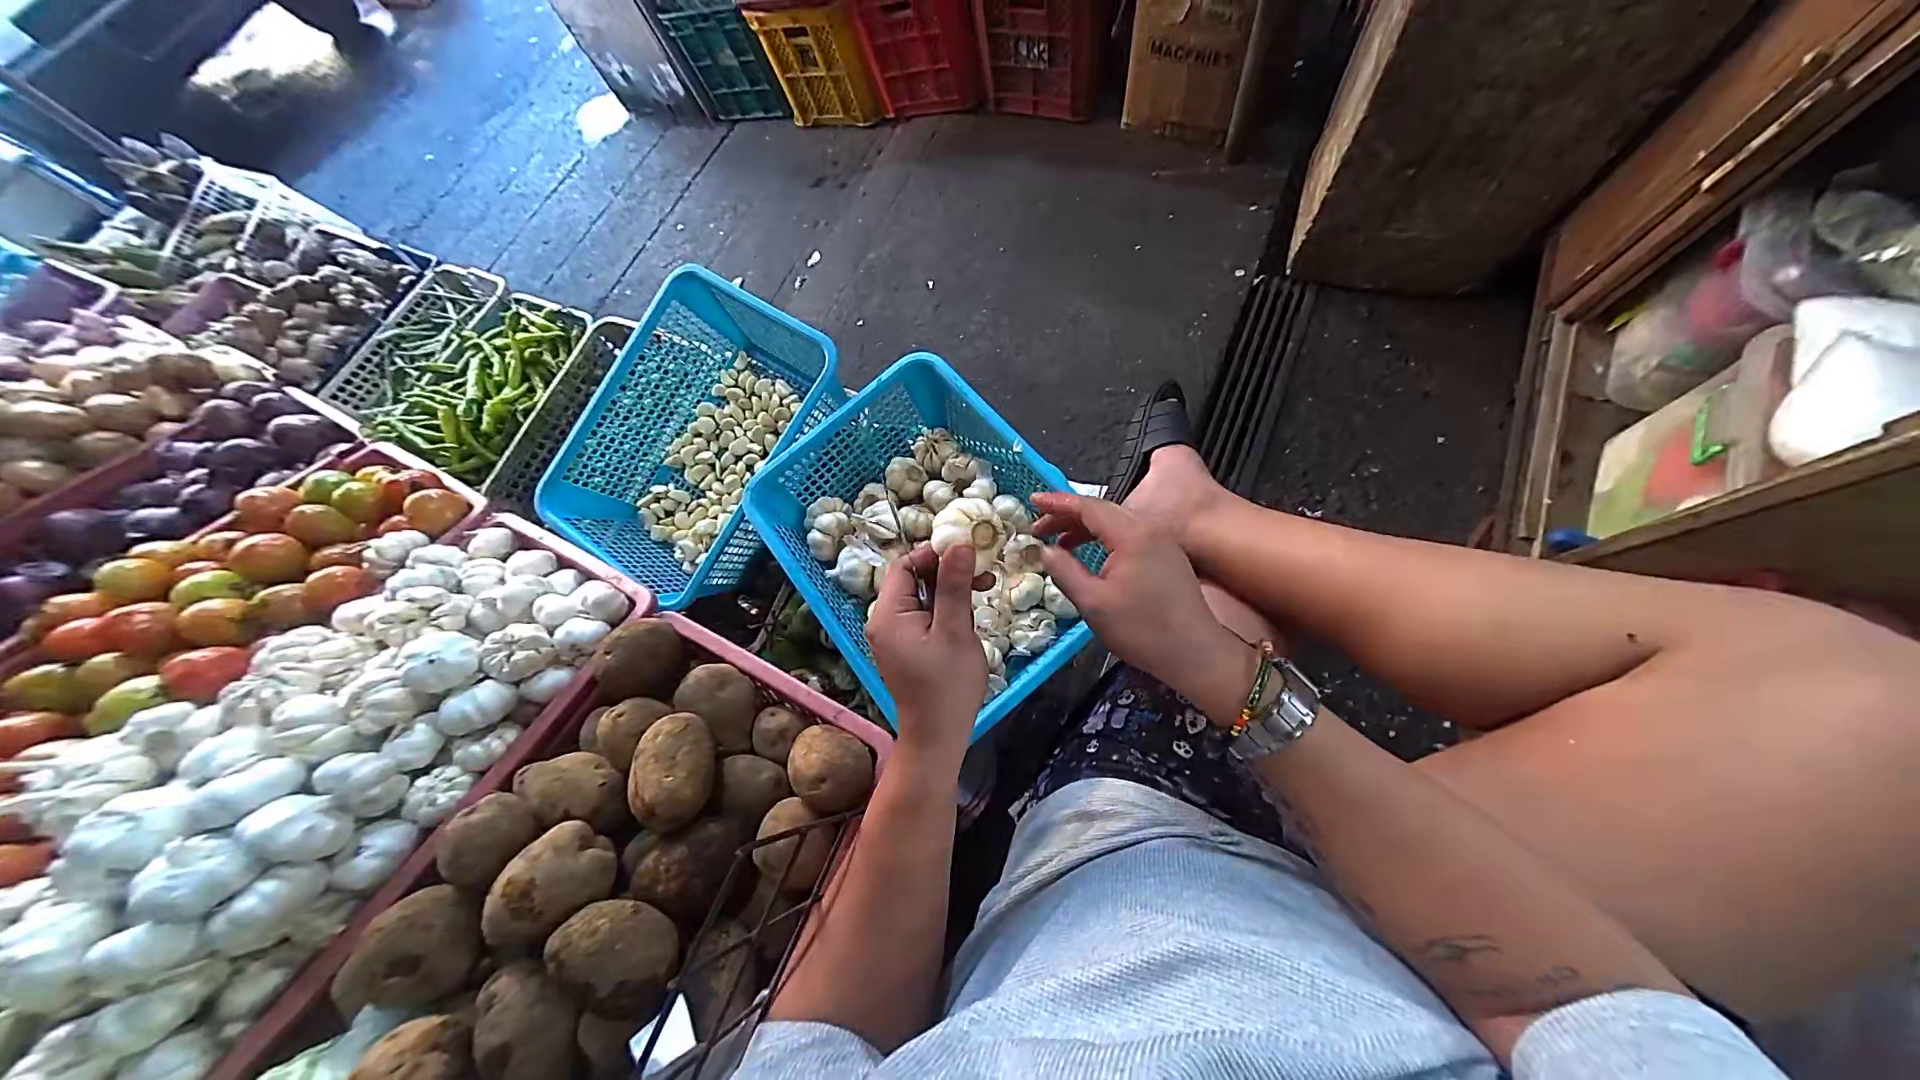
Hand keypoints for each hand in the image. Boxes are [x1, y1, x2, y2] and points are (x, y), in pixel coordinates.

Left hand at [866, 543, 985, 761]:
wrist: (938, 736)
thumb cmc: (947, 686)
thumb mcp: (955, 631)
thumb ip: (954, 586)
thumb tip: (958, 544)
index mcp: (888, 614)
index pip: (904, 565)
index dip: (935, 554)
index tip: (969, 552)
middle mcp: (884, 620)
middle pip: (913, 579)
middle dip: (947, 571)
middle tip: (984, 574)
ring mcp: (894, 635)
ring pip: (922, 596)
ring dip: (951, 589)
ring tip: (983, 591)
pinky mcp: (906, 646)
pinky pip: (923, 615)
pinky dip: (945, 609)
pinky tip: (968, 614)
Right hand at [1033, 492, 1257, 726]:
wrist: (1195, 653)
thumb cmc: (1141, 629)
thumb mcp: (1093, 602)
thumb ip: (1064, 570)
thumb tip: (1045, 550)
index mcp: (1132, 535)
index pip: (1088, 506)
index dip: (1058, 502)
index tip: (1033, 500)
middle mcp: (1150, 530)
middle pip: (1103, 510)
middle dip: (1068, 515)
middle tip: (1039, 527)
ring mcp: (1163, 543)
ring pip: (1116, 523)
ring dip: (1085, 527)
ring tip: (1058, 541)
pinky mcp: (1168, 557)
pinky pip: (1129, 536)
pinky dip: (1104, 538)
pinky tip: (1090, 554)